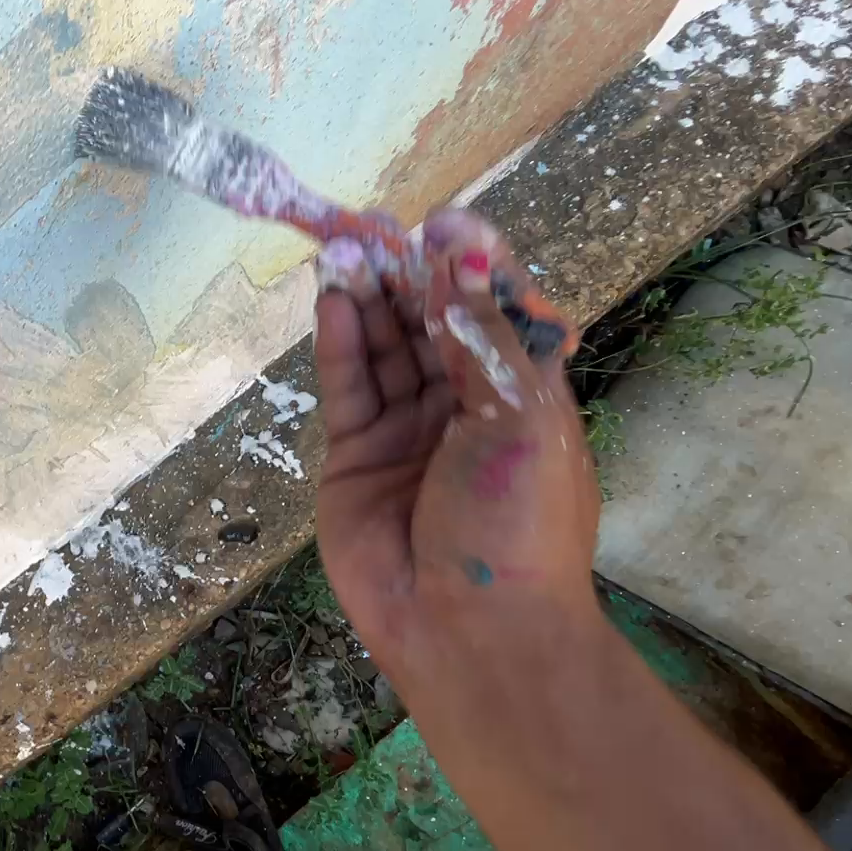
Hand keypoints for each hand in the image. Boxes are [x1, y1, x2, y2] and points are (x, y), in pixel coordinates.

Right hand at [312, 209, 599, 670]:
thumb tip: (457, 250)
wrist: (465, 628)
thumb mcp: (519, 417)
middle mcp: (461, 404)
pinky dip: (338, 344)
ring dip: (363, 300)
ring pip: (382, 349)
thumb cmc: (513, 524)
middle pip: (426, 323)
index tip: (434, 223)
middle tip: (366, 228)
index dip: (462, 266)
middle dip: (400, 275)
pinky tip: (330, 304)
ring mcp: (404, 429)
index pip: (488, 311)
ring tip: (339, 253)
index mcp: (521, 393)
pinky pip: (346, 387)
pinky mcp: (353, 453)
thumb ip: (478, 333)